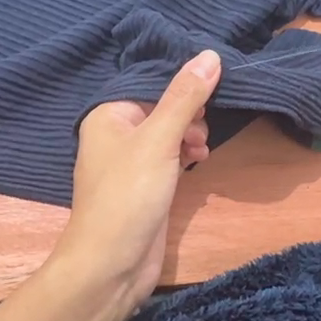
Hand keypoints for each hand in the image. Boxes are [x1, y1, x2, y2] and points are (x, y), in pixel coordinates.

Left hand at [50, 49, 221, 305]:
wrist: (110, 266)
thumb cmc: (129, 195)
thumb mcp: (160, 139)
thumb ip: (185, 97)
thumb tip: (210, 54)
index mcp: (107, 115)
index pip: (151, 85)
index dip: (182, 88)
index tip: (213, 93)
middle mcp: (114, 135)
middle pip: (161, 108)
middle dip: (188, 115)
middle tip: (202, 134)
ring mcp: (129, 163)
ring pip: (167, 134)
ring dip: (190, 136)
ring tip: (201, 151)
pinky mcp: (144, 187)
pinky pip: (168, 158)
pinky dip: (185, 156)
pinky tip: (199, 162)